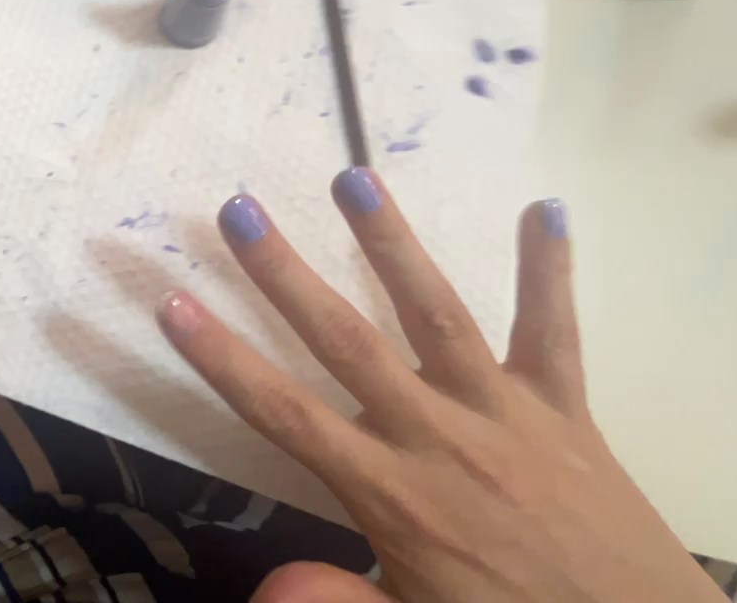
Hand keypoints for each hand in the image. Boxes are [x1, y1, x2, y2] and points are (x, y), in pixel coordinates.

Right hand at [157, 169, 725, 602]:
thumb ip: (336, 600)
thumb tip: (261, 589)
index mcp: (389, 490)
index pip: (283, 412)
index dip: (222, 358)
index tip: (172, 302)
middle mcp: (436, 436)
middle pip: (344, 342)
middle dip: (283, 274)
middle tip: (238, 209)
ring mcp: (502, 414)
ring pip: (436, 316)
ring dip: (391, 244)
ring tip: (353, 177)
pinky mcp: (564, 410)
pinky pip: (554, 335)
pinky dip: (551, 272)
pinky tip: (545, 208)